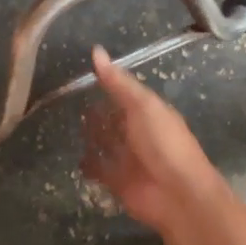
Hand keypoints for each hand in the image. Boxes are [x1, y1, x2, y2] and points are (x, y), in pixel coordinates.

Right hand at [81, 46, 225, 234]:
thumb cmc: (164, 143)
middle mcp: (138, 133)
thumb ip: (118, 82)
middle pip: (114, 120)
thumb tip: (96, 50)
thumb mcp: (142, 105)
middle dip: (97, 112)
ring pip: (105, 143)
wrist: (178, 194)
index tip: (82, 74)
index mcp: (148, 112)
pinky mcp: (118, 182)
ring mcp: (128, 158)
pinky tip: (74, 156)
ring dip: (91, 136)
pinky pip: (99, 169)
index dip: (107, 85)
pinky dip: (88, 164)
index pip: (124, 94)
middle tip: (68, 101)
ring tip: (66, 125)